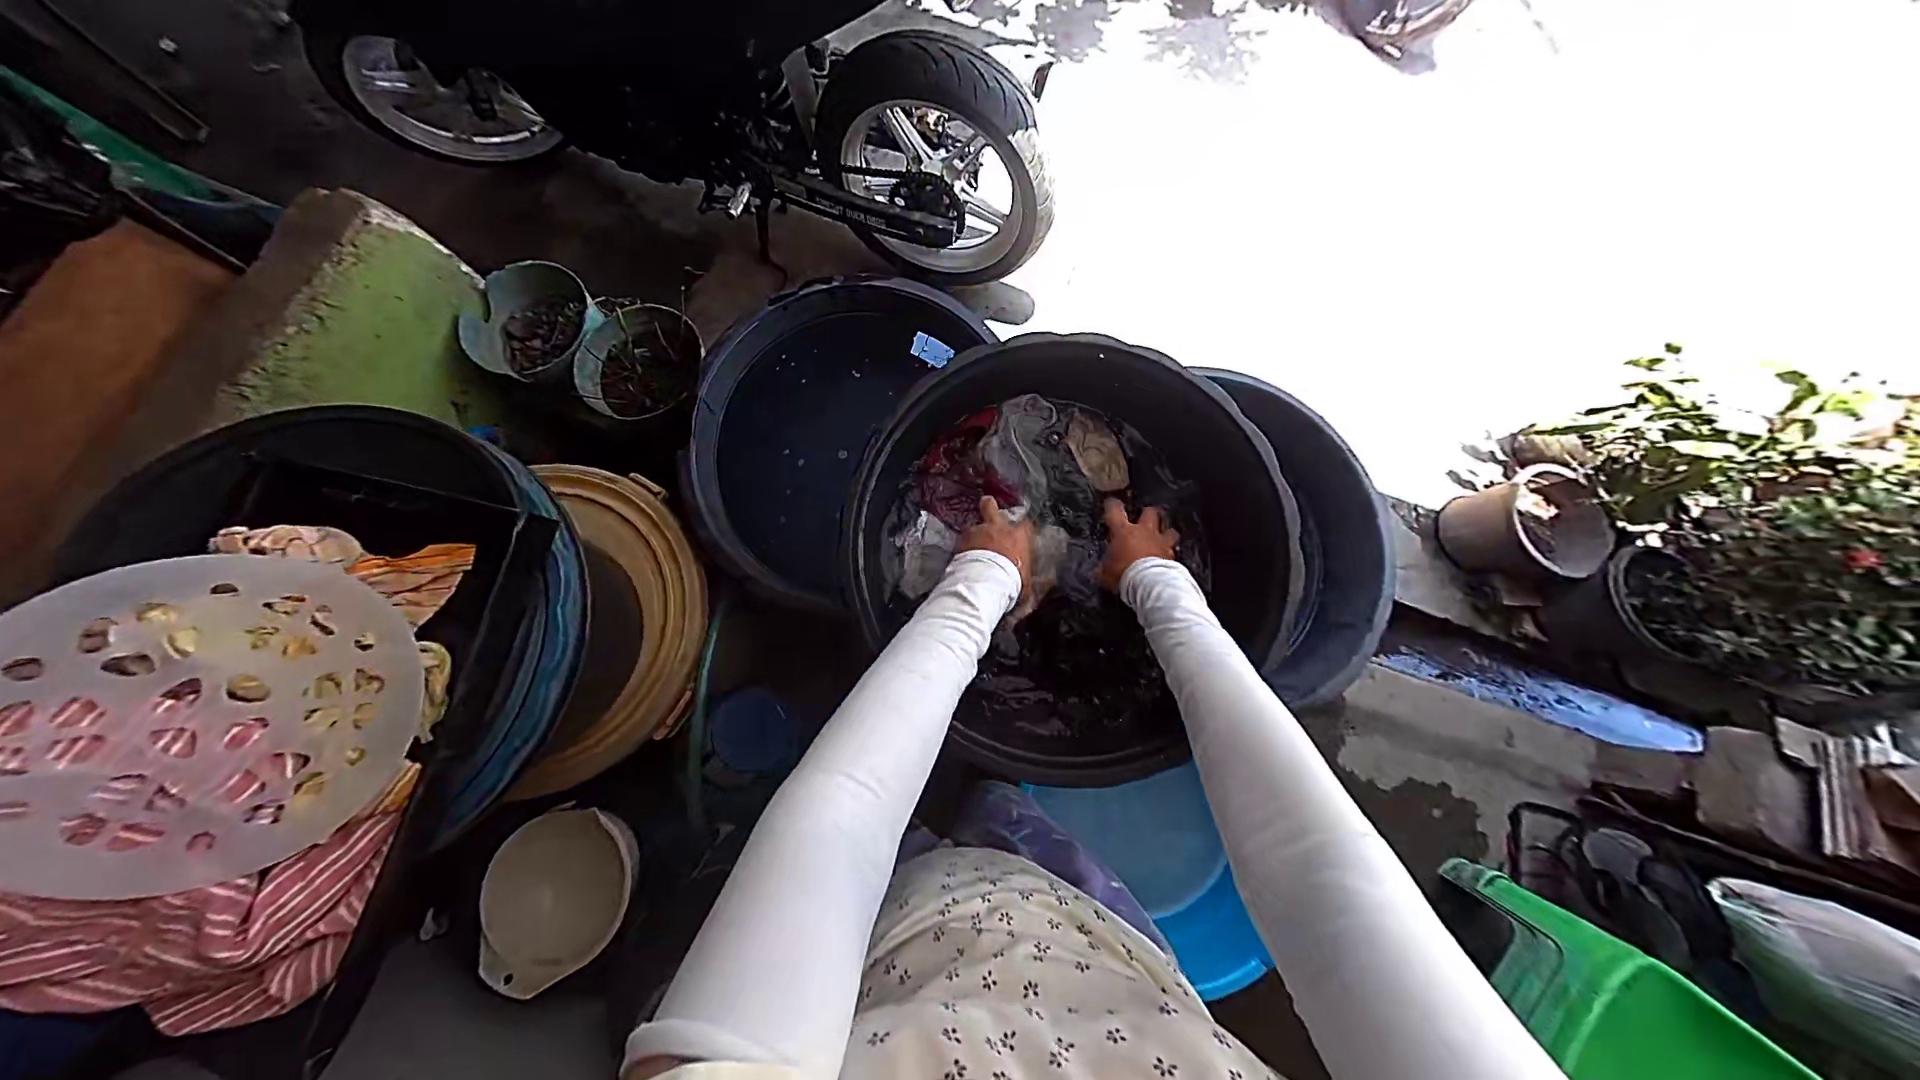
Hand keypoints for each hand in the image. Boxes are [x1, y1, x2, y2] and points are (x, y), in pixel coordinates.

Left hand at [958, 496, 1033, 594]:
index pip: (1026, 525)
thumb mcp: (1026, 583)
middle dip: (989, 505)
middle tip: (987, 503)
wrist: (986, 582)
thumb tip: (1040, 590)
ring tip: (972, 542)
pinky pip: (963, 539)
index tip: (1021, 532)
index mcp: (1019, 536)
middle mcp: (998, 529)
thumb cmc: (1011, 581)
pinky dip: (963, 545)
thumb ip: (1030, 581)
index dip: (1023, 527)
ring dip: (974, 533)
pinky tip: (962, 554)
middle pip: (991, 507)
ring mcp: (978, 532)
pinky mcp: (962, 540)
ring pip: (974, 525)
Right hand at [1098, 499, 1178, 590]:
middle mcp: (1143, 531)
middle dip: (1147, 513)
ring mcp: (1160, 542)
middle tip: (1145, 515)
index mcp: (1123, 531)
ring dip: (1166, 532)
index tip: (1111, 503)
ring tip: (1165, 536)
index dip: (1112, 505)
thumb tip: (1098, 573)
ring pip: (1168, 529)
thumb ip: (1103, 569)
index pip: (1115, 511)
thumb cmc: (1123, 572)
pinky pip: (1172, 550)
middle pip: (1149, 513)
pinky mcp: (1171, 555)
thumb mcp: (1105, 572)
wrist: (1148, 582)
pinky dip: (1170, 552)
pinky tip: (1169, 556)